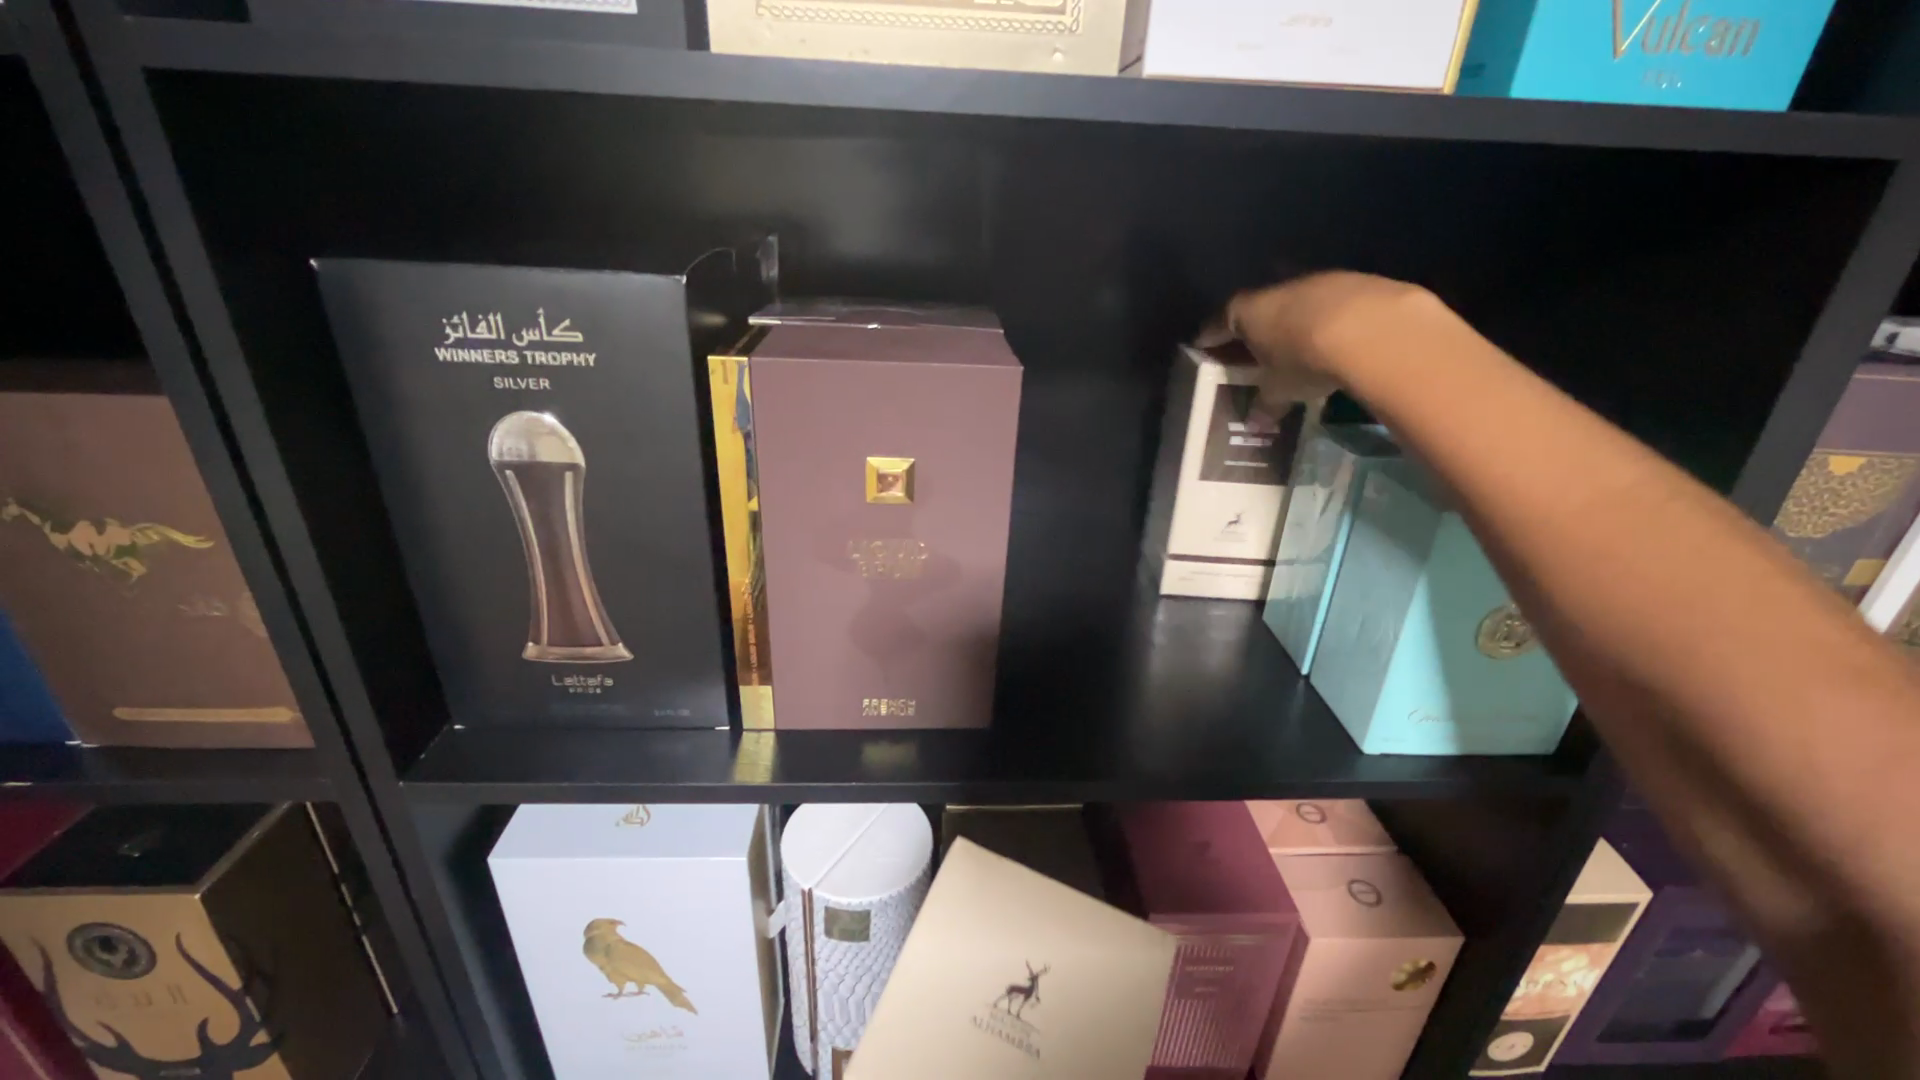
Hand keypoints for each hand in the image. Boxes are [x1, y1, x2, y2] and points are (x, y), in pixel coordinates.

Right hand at [1199, 271, 1439, 411]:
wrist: (1373, 330)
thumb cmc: (1304, 360)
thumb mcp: (1281, 390)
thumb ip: (1266, 403)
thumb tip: (1255, 423)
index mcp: (1247, 312)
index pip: (1218, 323)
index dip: (1210, 338)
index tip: (1204, 349)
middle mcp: (1277, 288)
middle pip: (1258, 310)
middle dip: (1255, 331)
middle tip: (1254, 354)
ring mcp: (1319, 281)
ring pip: (1298, 304)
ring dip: (1296, 323)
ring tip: (1300, 350)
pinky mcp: (1356, 282)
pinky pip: (1333, 304)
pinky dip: (1330, 321)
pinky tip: (1339, 342)